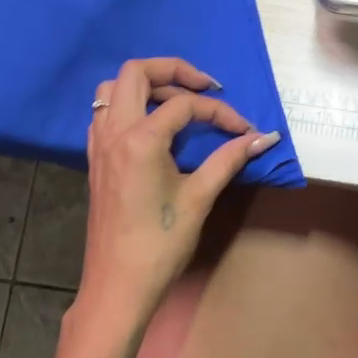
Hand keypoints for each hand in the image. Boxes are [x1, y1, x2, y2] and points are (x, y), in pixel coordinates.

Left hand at [77, 58, 278, 328]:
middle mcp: (115, 132)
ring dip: (145, 85)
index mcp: (140, 139)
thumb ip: (228, 160)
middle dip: (173, 71)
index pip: (184, 105)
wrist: (118, 286)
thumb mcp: (199, 198)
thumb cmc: (160, 245)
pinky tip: (152, 127)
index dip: (219, 112)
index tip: (243, 130)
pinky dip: (128, 106)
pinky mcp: (95, 159)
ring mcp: (99, 144)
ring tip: (177, 102)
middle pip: (137, 72)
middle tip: (204, 88)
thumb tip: (263, 137)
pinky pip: (105, 114)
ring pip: (113, 89)